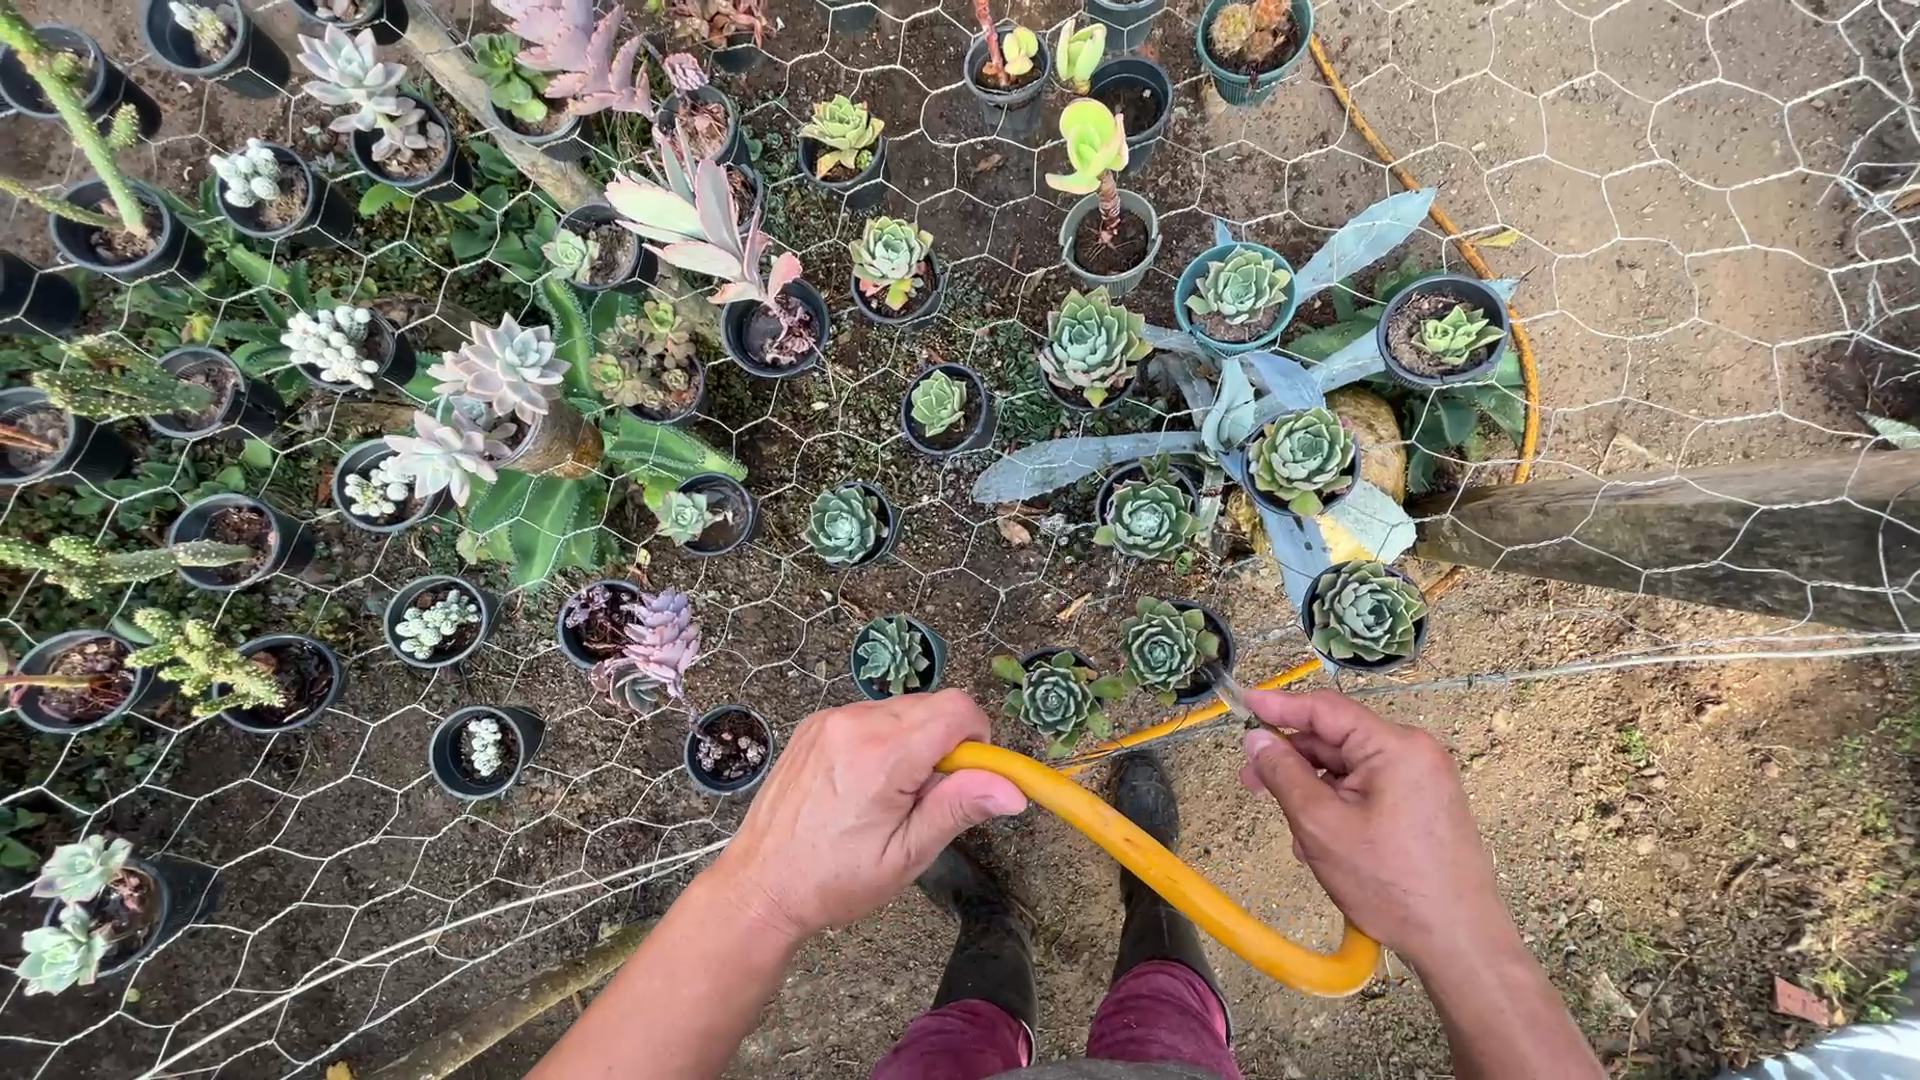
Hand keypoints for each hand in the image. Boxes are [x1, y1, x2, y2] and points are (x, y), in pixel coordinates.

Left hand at [704, 689, 1027, 945]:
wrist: (759, 885)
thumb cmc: (833, 880)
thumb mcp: (906, 855)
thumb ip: (959, 808)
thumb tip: (1012, 788)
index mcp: (882, 754)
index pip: (959, 708)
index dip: (978, 738)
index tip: (967, 776)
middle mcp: (856, 721)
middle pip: (934, 704)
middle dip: (947, 742)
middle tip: (926, 795)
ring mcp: (832, 717)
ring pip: (904, 707)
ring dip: (916, 739)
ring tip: (892, 792)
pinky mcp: (817, 722)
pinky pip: (873, 713)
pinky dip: (885, 737)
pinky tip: (866, 781)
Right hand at [1238, 688, 1513, 965]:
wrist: (1460, 946)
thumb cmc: (1390, 884)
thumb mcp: (1320, 824)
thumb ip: (1283, 773)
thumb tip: (1257, 738)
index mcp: (1396, 747)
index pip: (1325, 709)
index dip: (1278, 704)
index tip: (1243, 702)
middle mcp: (1414, 754)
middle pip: (1334, 740)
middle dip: (1291, 760)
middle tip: (1250, 781)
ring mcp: (1422, 780)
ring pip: (1346, 769)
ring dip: (1311, 790)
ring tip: (1292, 829)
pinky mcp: (1422, 805)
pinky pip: (1365, 790)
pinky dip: (1335, 805)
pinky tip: (1319, 840)